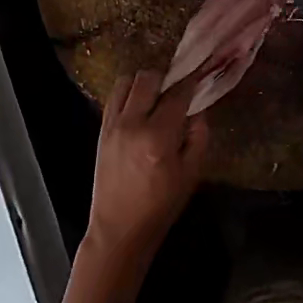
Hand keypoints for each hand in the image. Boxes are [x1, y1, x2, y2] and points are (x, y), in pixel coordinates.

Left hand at [85, 70, 208, 265]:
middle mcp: (132, 124)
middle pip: (147, 79)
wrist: (120, 227)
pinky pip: (114, 98)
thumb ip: (198, 137)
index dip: (190, 82)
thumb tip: (199, 109)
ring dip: (144, 82)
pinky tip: (140, 106)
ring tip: (157, 95)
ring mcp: (113, 125)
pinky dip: (128, 94)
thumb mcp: (190, 174)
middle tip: (177, 87)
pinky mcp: (102, 130)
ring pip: (126, 82)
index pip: (177, 96)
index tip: (200, 74)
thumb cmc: (160, 206)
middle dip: (166, 77)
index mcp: (158, 138)